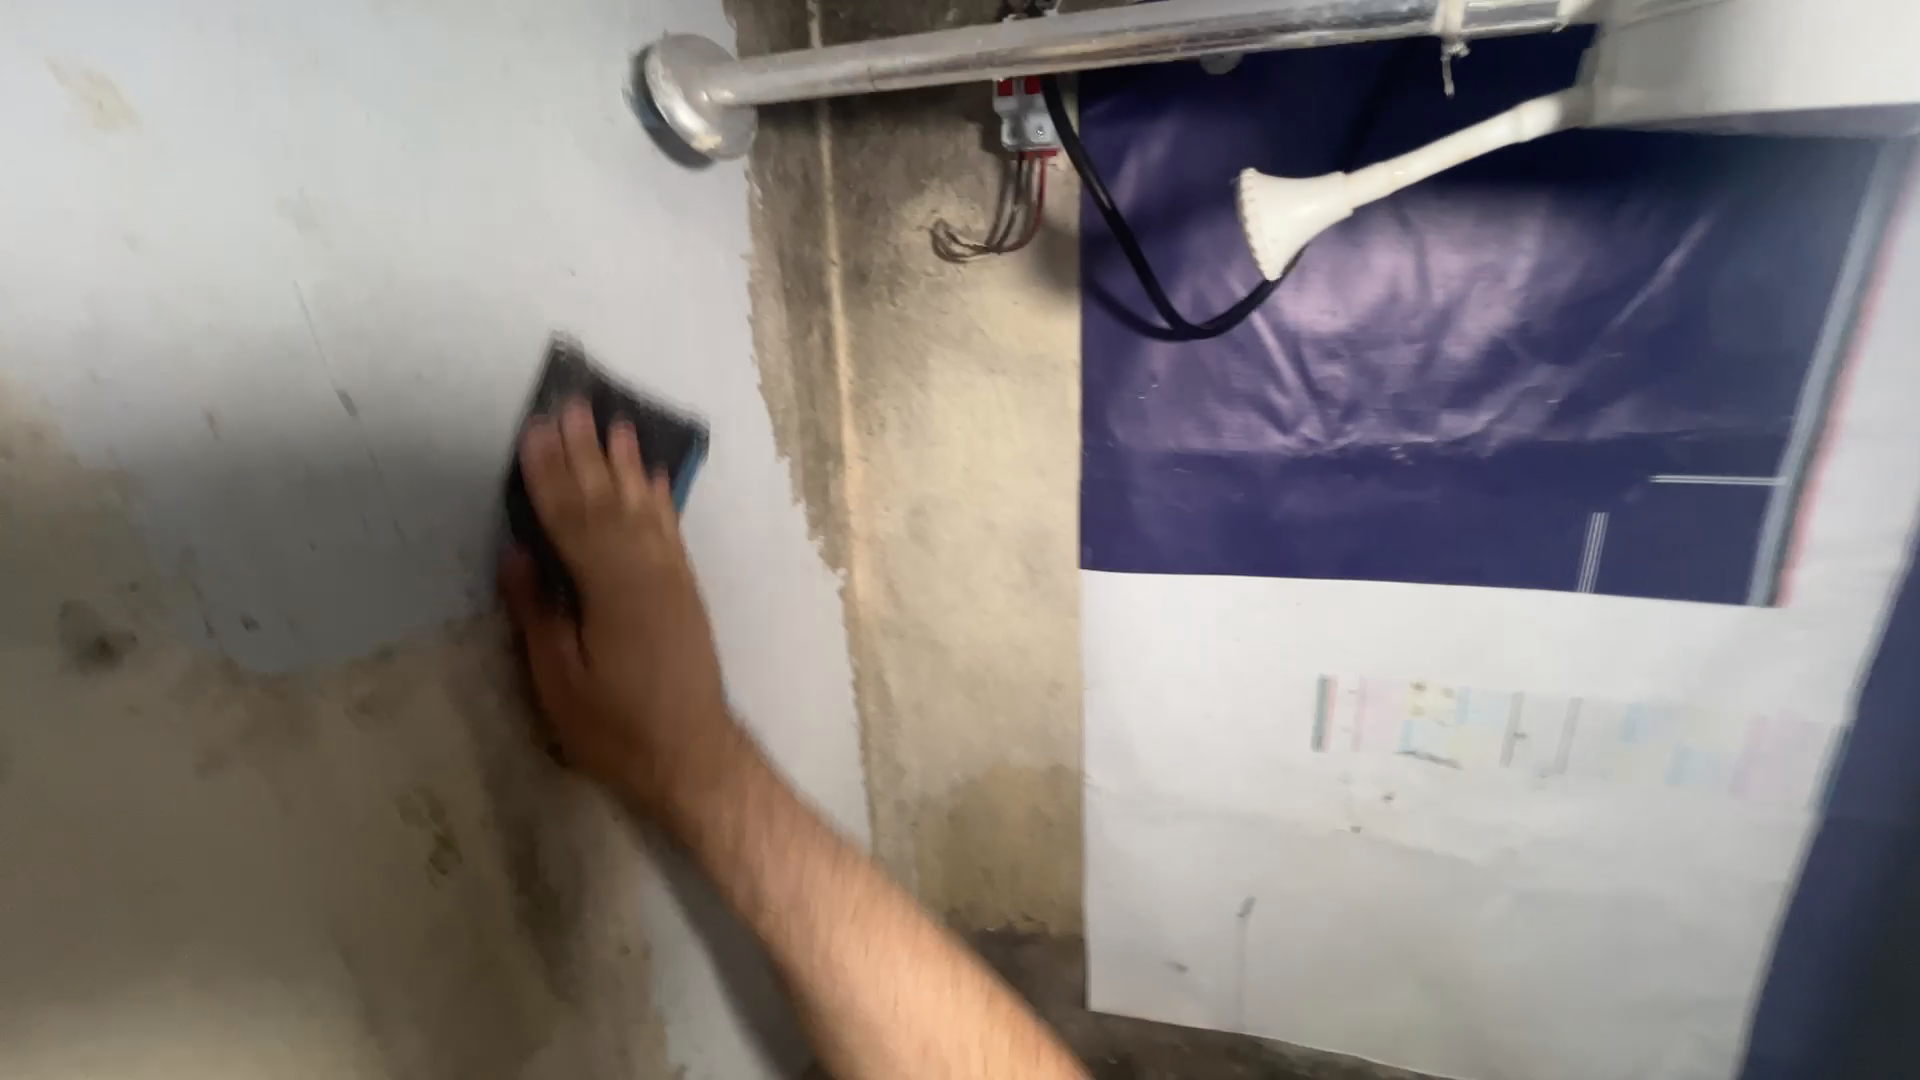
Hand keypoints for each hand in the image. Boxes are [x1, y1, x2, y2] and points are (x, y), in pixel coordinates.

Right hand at [500, 400, 744, 821]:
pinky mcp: (686, 589)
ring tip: (615, 422)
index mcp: (610, 590)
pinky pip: (671, 531)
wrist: (691, 751)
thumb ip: (538, 612)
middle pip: (609, 502)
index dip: (549, 474)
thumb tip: (518, 551)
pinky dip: (660, 499)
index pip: (570, 519)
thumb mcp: (559, 680)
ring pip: (644, 508)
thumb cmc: (614, 727)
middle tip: (572, 404)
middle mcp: (648, 572)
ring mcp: (673, 578)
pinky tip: (653, 478)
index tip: (534, 429)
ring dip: (626, 465)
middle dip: (586, 453)